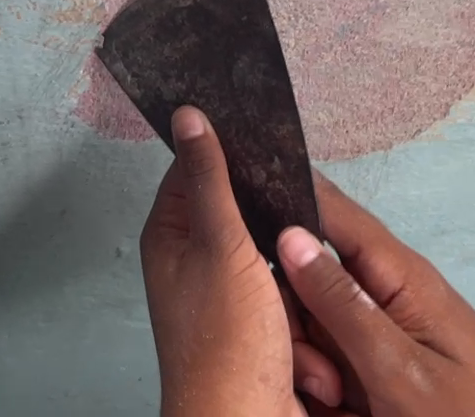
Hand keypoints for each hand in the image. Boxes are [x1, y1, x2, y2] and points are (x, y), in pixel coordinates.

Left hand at [138, 107, 346, 416]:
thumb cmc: (225, 342)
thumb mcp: (221, 245)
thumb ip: (210, 179)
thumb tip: (188, 115)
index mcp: (172, 234)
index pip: (197, 171)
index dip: (230, 157)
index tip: (267, 147)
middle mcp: (194, 262)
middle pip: (245, 220)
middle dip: (278, 242)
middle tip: (291, 253)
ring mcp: (227, 301)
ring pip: (277, 268)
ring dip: (295, 296)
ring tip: (291, 324)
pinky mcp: (258, 333)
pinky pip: (291, 311)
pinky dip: (302, 333)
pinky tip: (302, 359)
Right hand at [276, 174, 474, 416]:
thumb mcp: (402, 373)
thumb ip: (342, 303)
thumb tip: (286, 234)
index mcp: (398, 272)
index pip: (329, 205)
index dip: (281, 189)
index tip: (232, 196)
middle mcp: (385, 288)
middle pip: (309, 266)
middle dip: (292, 307)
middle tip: (311, 369)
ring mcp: (380, 325)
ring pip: (313, 312)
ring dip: (307, 350)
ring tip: (331, 400)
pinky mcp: (377, 360)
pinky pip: (330, 348)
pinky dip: (321, 374)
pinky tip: (331, 407)